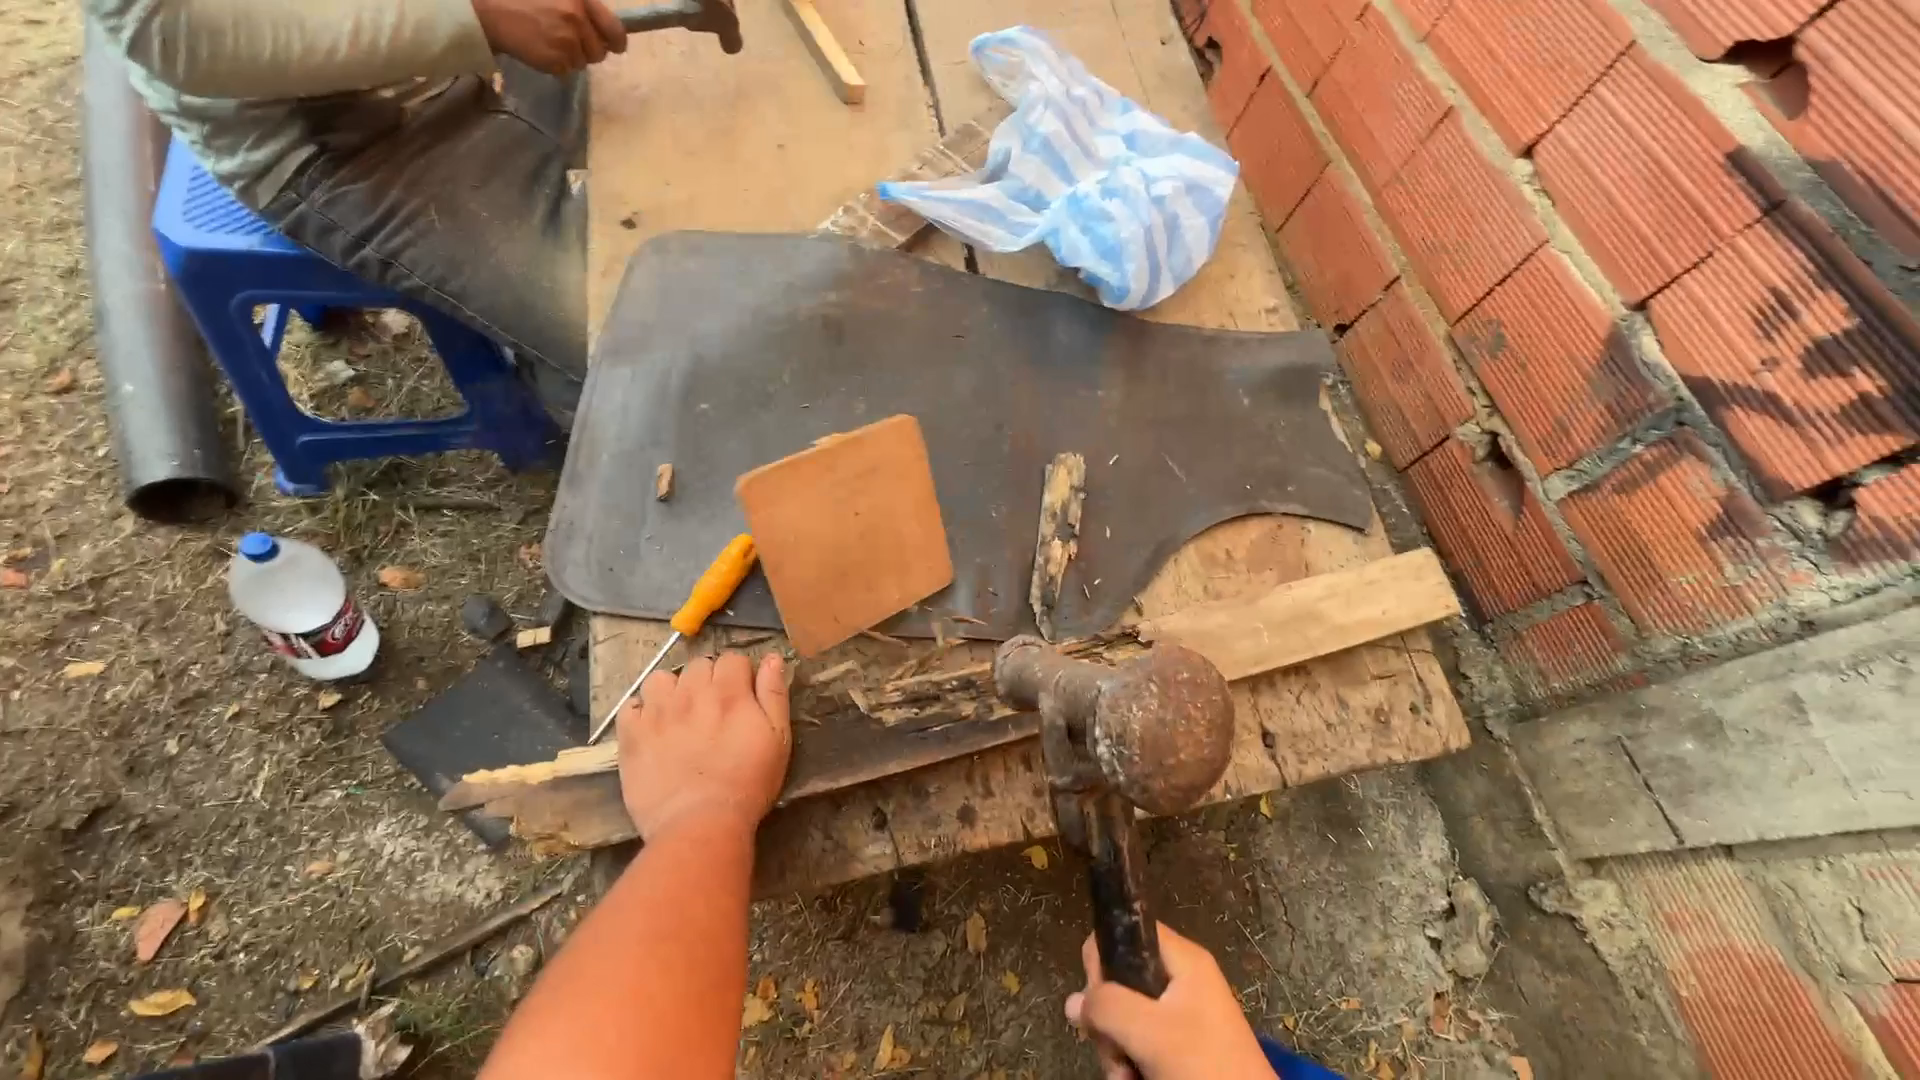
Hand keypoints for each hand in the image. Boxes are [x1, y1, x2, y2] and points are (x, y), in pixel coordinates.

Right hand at [471, 0, 627, 74]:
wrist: (487, 9)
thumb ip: (579, 6)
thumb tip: (604, 26)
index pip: (615, 28)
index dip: (617, 40)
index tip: (616, 45)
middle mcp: (577, 19)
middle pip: (599, 50)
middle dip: (588, 49)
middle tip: (567, 38)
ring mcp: (567, 41)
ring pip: (582, 62)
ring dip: (570, 56)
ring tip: (547, 39)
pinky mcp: (556, 60)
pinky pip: (566, 69)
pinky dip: (556, 63)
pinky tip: (539, 47)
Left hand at [616, 651, 792, 839]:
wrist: (701, 824)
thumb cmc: (748, 784)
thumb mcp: (778, 739)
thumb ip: (774, 694)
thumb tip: (772, 658)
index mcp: (729, 692)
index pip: (733, 659)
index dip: (740, 675)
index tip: (743, 696)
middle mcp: (691, 693)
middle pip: (698, 665)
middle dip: (708, 681)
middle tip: (714, 711)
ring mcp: (657, 712)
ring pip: (661, 678)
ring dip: (672, 691)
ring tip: (679, 716)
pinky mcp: (631, 734)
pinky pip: (631, 706)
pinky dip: (641, 713)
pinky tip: (652, 730)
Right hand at [1065, 925, 1272, 1079]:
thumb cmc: (1206, 1068)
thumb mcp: (1150, 1033)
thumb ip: (1106, 1006)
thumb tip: (1074, 1002)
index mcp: (1183, 959)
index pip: (1127, 931)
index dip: (1103, 959)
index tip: (1099, 998)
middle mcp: (1181, 979)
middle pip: (1121, 977)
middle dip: (1108, 1018)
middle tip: (1113, 1048)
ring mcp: (1181, 1014)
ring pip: (1126, 1015)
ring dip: (1115, 1046)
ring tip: (1124, 1075)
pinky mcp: (1180, 1046)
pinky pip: (1140, 1041)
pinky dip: (1129, 1062)